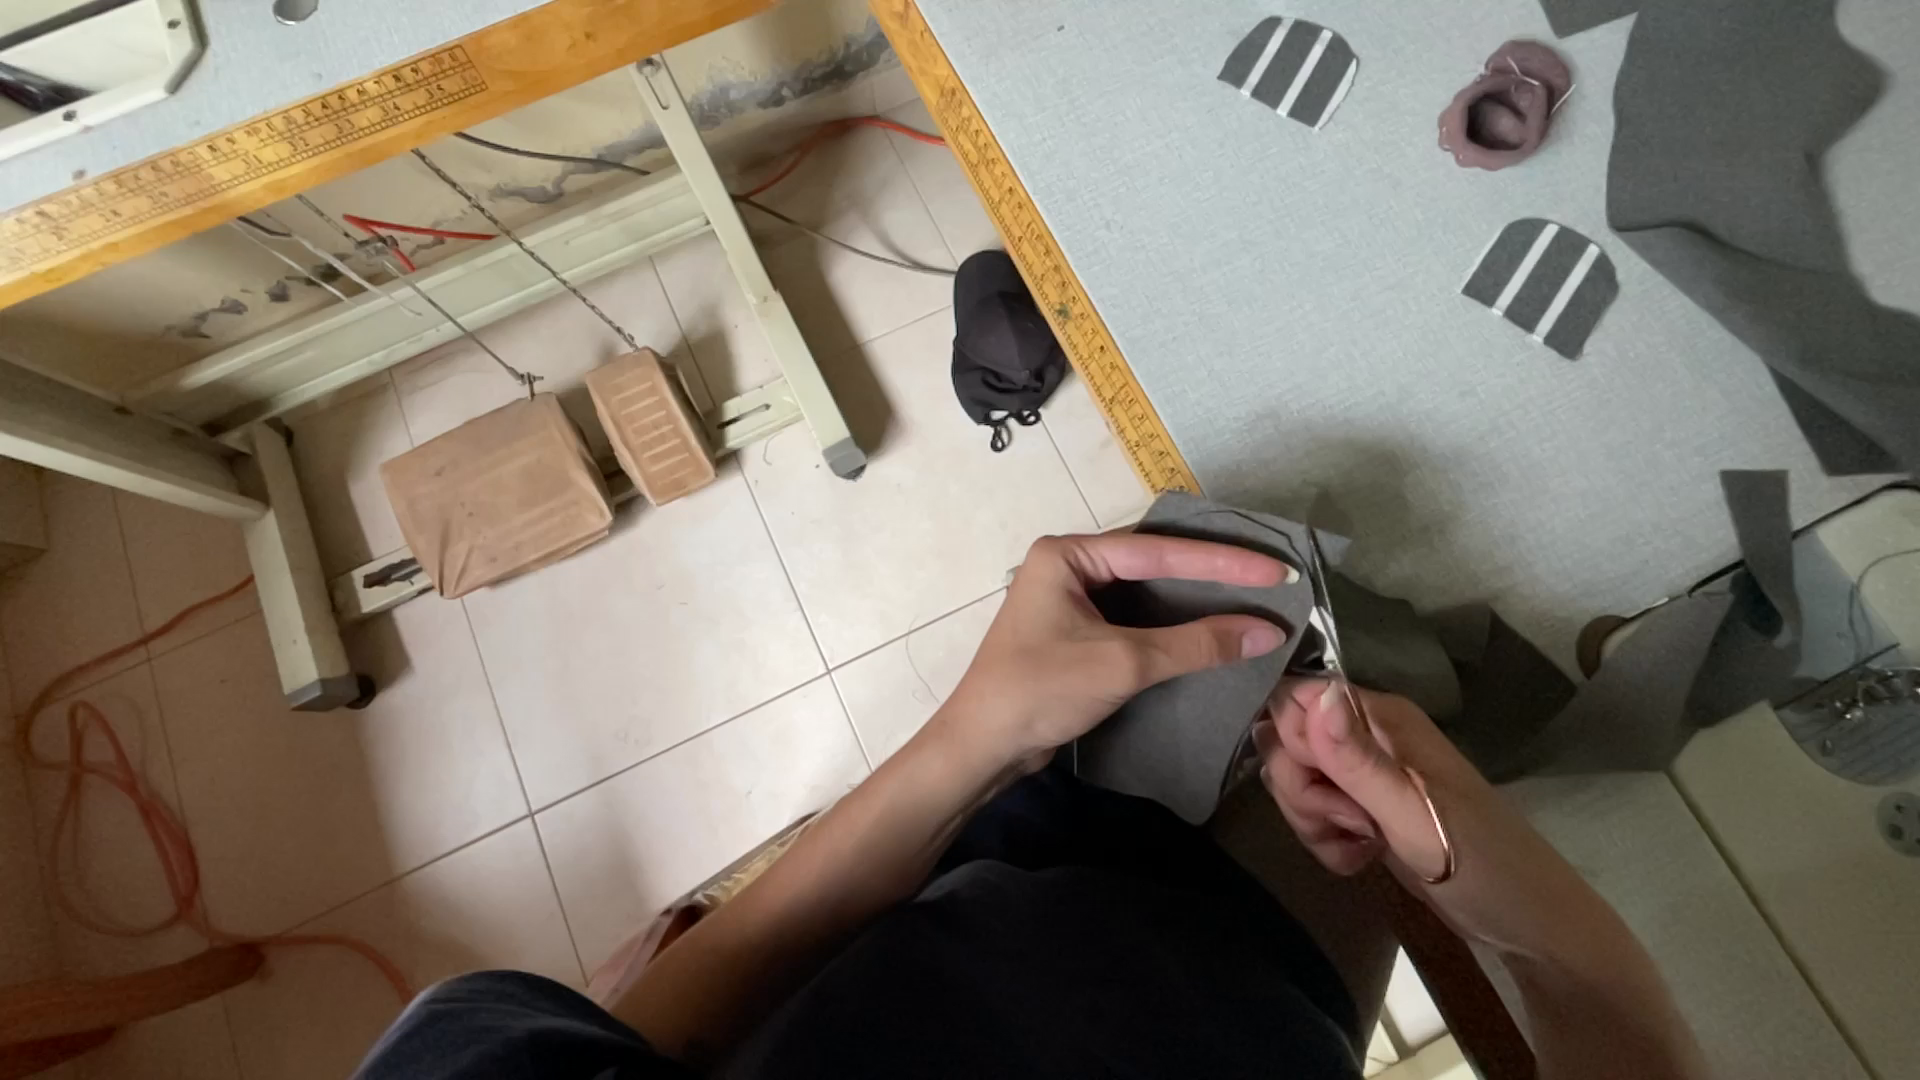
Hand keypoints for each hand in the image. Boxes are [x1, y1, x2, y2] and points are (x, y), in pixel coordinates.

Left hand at [942, 533, 1289, 772]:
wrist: (984, 745)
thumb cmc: (1042, 690)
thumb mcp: (1123, 663)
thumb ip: (1195, 644)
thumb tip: (1266, 631)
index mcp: (1066, 554)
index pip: (1156, 550)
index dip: (1221, 562)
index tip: (1275, 572)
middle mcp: (1067, 566)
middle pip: (1150, 563)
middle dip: (1209, 574)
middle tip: (1269, 580)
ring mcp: (1069, 598)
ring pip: (1144, 591)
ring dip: (1192, 600)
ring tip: (1250, 601)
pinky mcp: (1075, 630)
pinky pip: (1132, 617)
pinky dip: (1170, 626)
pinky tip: (1207, 630)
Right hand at [1253, 678, 1601, 952]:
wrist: (1530, 929)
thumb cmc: (1483, 865)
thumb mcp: (1416, 817)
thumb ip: (1358, 760)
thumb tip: (1315, 694)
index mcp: (1381, 718)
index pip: (1296, 696)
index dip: (1293, 737)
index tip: (1323, 778)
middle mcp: (1365, 734)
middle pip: (1286, 740)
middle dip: (1301, 787)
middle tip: (1349, 818)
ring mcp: (1360, 773)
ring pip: (1293, 778)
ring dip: (1311, 817)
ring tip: (1360, 840)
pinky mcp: (1357, 806)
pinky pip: (1309, 810)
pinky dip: (1323, 837)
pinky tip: (1358, 856)